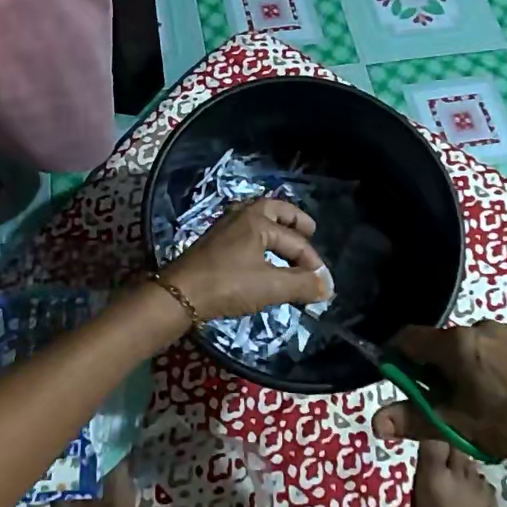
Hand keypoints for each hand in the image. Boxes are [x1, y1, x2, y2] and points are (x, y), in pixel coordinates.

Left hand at [160, 198, 332, 321]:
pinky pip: (245, 233)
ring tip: (288, 245)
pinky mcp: (213, 244)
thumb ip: (302, 285)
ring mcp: (225, 228)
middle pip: (275, 210)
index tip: (323, 284)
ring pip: (257, 220)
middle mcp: (242, 216)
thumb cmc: (228, 285)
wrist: (178, 296)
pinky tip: (261, 257)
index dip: (313, 263)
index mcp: (259, 220)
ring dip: (276, 229)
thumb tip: (327, 287)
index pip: (296, 241)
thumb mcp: (270, 287)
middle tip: (310, 232)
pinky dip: (260, 240)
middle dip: (294, 221)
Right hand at [371, 321, 506, 469]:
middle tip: (446, 410)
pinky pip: (495, 351)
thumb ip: (413, 420)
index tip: (402, 387)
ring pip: (469, 350)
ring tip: (481, 411)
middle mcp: (479, 327)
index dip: (398, 361)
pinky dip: (488, 370)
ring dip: (463, 374)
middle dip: (434, 374)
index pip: (409, 338)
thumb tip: (375, 422)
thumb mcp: (459, 426)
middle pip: (440, 346)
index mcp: (456, 342)